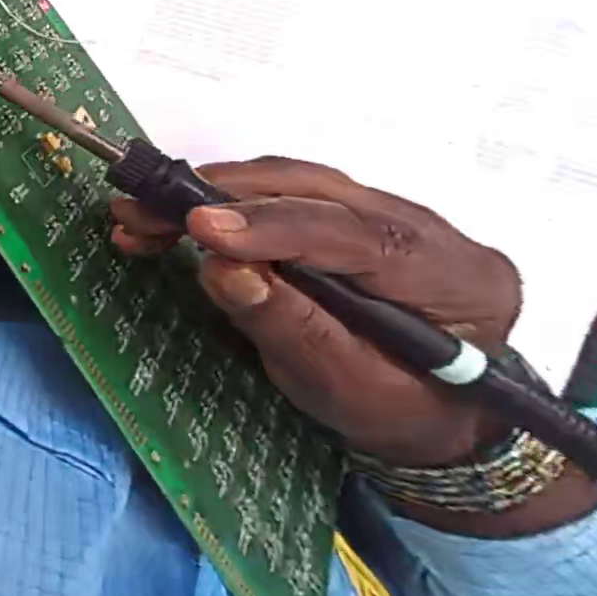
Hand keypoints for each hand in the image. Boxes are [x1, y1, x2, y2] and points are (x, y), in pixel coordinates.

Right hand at [110, 156, 524, 467]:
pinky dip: (215, 198)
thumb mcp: (343, 385)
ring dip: (206, 193)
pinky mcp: (341, 211)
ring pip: (286, 180)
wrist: (424, 414)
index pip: (354, 234)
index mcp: (455, 279)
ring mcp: (383, 213)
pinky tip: (174, 214)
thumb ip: (287, 325)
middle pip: (312, 190)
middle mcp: (426, 230)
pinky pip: (274, 189)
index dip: (270, 225)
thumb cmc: (393, 411)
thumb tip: (221, 270)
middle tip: (141, 213)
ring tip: (143, 215)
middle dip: (217, 198)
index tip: (198, 226)